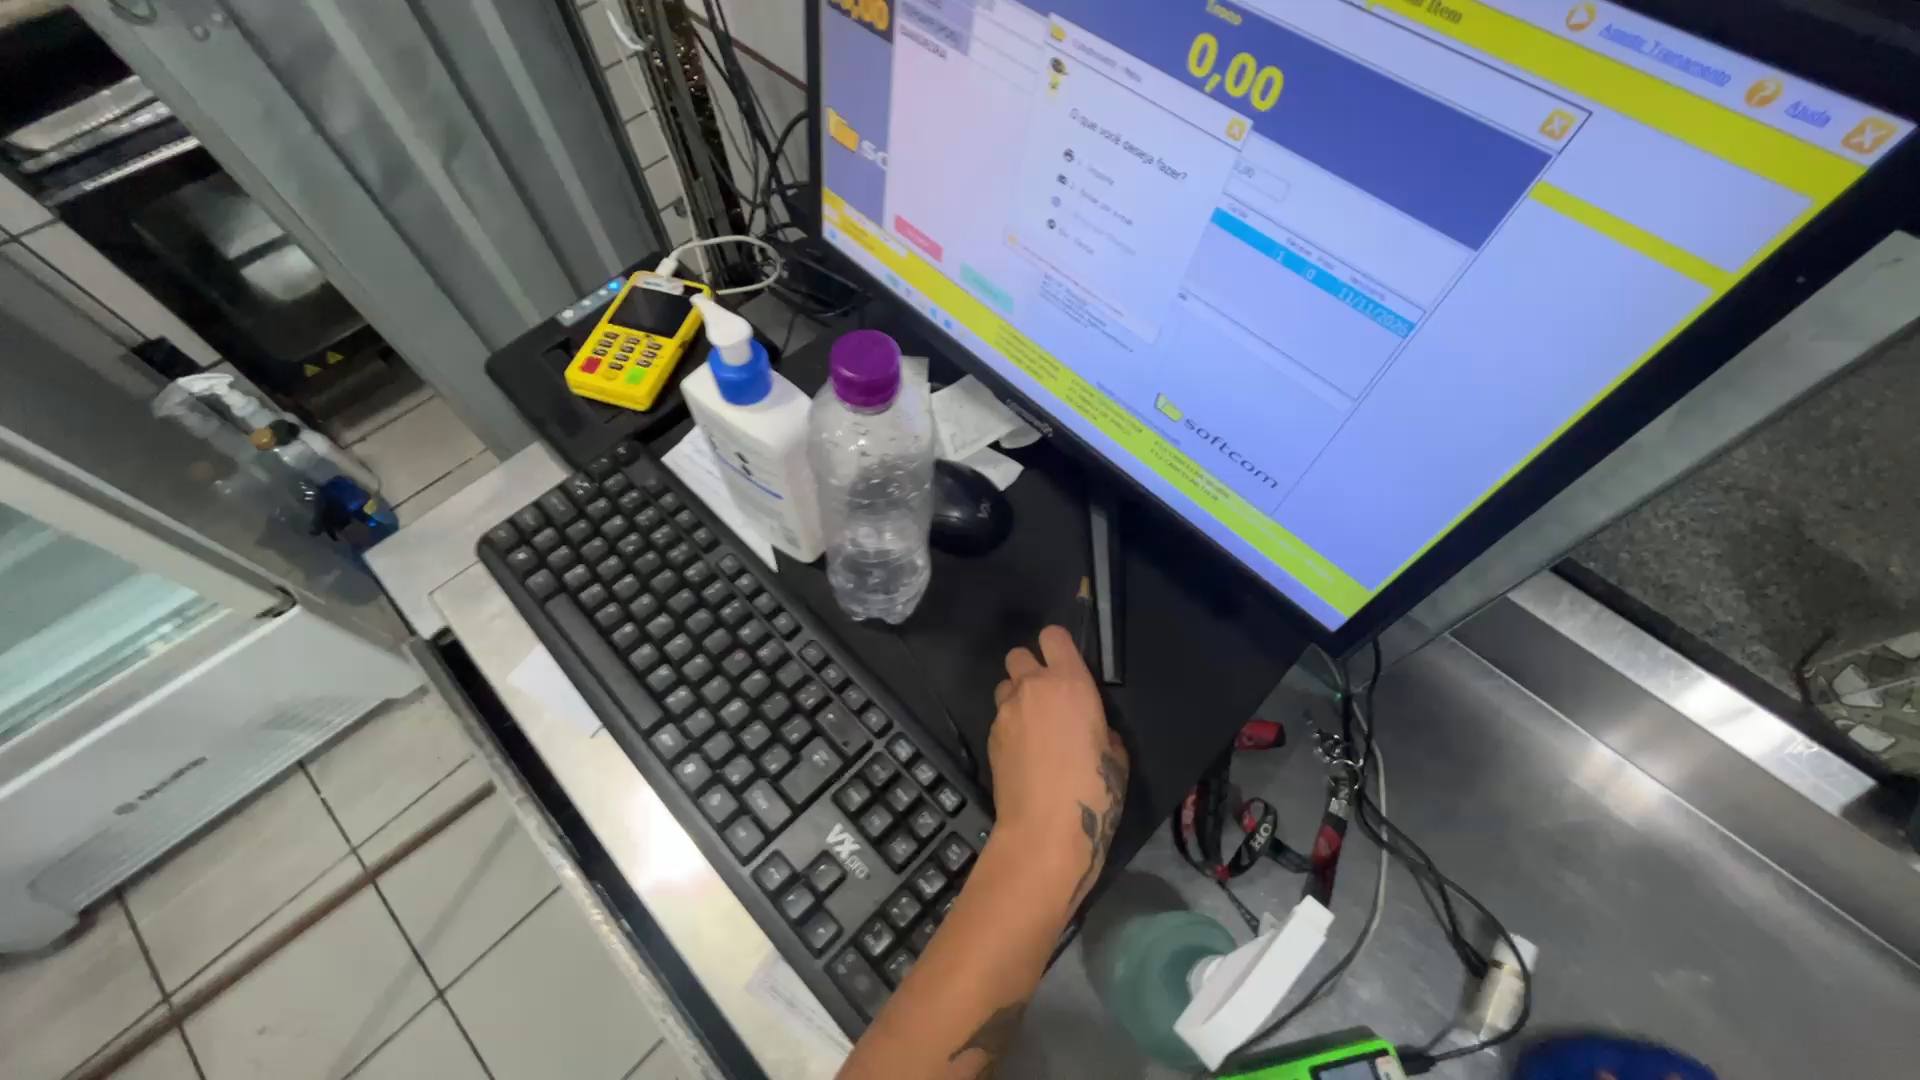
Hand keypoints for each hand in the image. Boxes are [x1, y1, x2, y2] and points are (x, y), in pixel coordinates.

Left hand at [989, 625, 1128, 905]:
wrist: (1045, 830)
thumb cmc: (1093, 790)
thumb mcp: (1117, 757)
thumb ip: (1102, 731)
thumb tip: (1093, 732)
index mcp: (1070, 683)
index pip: (1053, 636)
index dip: (1057, 646)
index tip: (1065, 663)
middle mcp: (1033, 688)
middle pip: (1018, 654)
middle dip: (1030, 669)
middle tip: (1046, 696)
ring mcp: (1006, 712)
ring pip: (1005, 686)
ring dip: (1016, 698)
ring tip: (1032, 727)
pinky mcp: (989, 737)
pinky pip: (999, 718)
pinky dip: (1010, 728)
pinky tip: (1023, 756)